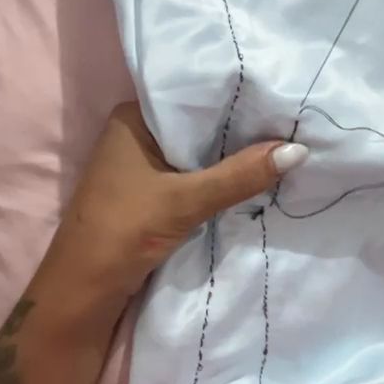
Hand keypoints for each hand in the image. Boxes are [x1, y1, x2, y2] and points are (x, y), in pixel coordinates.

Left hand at [35, 103, 305, 321]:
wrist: (84, 292)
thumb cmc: (123, 231)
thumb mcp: (186, 200)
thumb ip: (240, 175)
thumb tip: (299, 149)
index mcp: (134, 118)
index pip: (193, 94)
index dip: (236, 94)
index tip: (282, 91)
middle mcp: (137, 134)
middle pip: (199, 125)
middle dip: (240, 128)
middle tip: (294, 119)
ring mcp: (143, 165)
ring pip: (199, 153)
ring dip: (232, 156)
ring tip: (286, 142)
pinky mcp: (152, 193)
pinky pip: (195, 176)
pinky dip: (220, 178)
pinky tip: (256, 175)